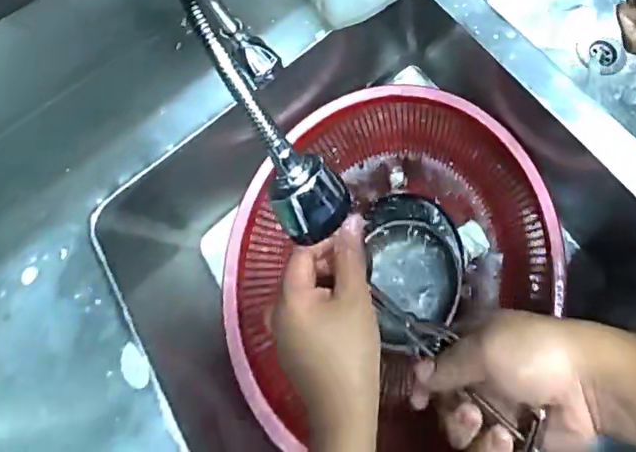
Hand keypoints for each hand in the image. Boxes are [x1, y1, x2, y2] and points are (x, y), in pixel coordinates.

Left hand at [271, 217, 380, 449]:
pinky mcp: (292, 348)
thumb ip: (350, 256)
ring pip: (305, 291)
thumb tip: (350, 220)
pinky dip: (324, 303)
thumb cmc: (350, 351)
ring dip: (329, 282)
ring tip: (357, 285)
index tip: (353, 238)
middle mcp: (276, 311)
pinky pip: (305, 312)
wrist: (346, 415)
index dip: (327, 239)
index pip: (302, 251)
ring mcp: (282, 333)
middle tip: (359, 263)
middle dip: (330, 261)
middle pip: (301, 270)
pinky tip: (347, 311)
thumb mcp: (355, 297)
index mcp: (286, 296)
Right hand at [410, 312, 600, 451]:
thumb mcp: (485, 348)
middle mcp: (483, 375)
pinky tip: (509, 441)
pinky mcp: (517, 439)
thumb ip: (449, 364)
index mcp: (475, 343)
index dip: (426, 379)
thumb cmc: (531, 351)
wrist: (585, 385)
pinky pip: (489, 450)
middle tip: (468, 414)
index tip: (417, 398)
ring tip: (494, 431)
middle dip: (452, 414)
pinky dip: (493, 449)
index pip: (439, 362)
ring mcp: (500, 408)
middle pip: (448, 404)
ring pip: (466, 433)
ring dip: (473, 435)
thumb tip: (417, 373)